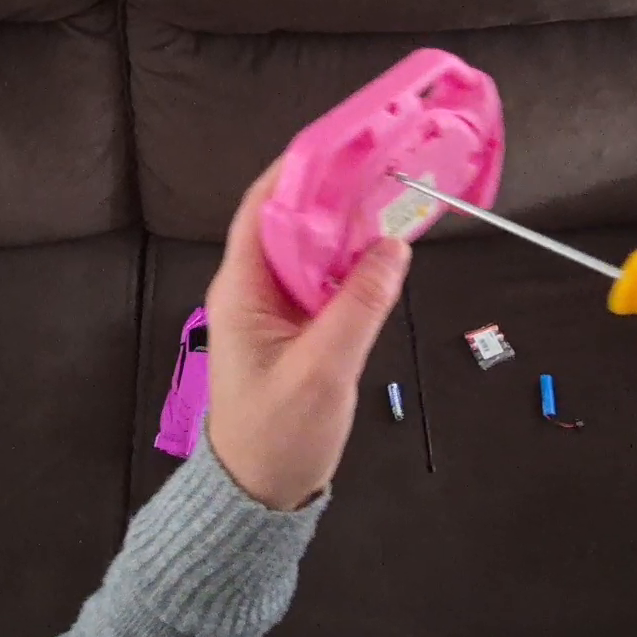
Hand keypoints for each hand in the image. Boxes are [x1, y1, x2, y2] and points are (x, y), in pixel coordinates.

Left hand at [204, 162, 411, 511]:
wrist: (259, 493)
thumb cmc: (278, 434)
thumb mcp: (323, 370)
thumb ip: (359, 306)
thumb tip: (394, 245)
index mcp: (242, 288)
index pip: (261, 208)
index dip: (295, 171)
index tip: (337, 144)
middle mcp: (252, 287)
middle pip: (287, 221)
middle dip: (328, 191)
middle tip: (375, 163)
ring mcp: (272, 307)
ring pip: (307, 249)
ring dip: (341, 225)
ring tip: (384, 195)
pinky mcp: (293, 326)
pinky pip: (320, 279)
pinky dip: (347, 261)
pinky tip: (378, 251)